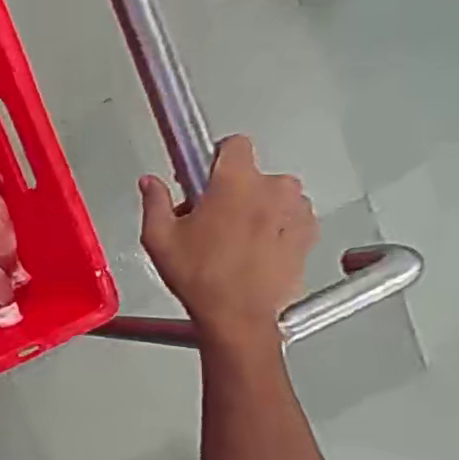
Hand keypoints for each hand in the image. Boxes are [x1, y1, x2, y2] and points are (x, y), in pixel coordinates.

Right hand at [138, 136, 318, 346]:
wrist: (237, 314)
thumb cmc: (201, 278)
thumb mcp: (159, 238)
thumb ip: (154, 201)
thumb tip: (150, 184)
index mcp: (235, 182)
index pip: (233, 144)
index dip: (215, 159)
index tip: (202, 179)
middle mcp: (273, 187)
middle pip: (249, 175)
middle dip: (229, 193)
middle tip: (206, 224)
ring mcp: (296, 209)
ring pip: (270, 197)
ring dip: (252, 211)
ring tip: (228, 244)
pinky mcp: (308, 231)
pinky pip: (287, 219)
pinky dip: (271, 230)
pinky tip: (248, 253)